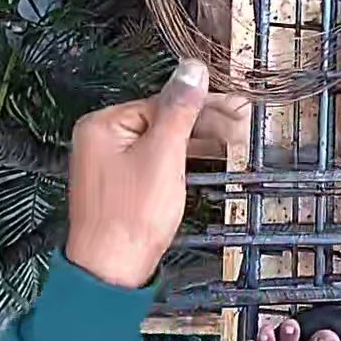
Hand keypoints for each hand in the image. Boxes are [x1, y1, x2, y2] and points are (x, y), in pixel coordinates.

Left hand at [66, 59, 249, 287]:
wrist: (112, 271)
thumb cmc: (132, 215)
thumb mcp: (163, 154)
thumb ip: (179, 109)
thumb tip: (192, 69)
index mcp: (102, 124)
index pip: (161, 102)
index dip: (202, 105)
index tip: (235, 107)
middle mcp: (100, 138)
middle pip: (160, 119)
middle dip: (202, 122)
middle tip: (240, 125)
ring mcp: (109, 162)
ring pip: (160, 140)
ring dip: (196, 140)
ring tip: (232, 141)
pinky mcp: (120, 183)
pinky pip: (154, 159)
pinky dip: (180, 159)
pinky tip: (205, 157)